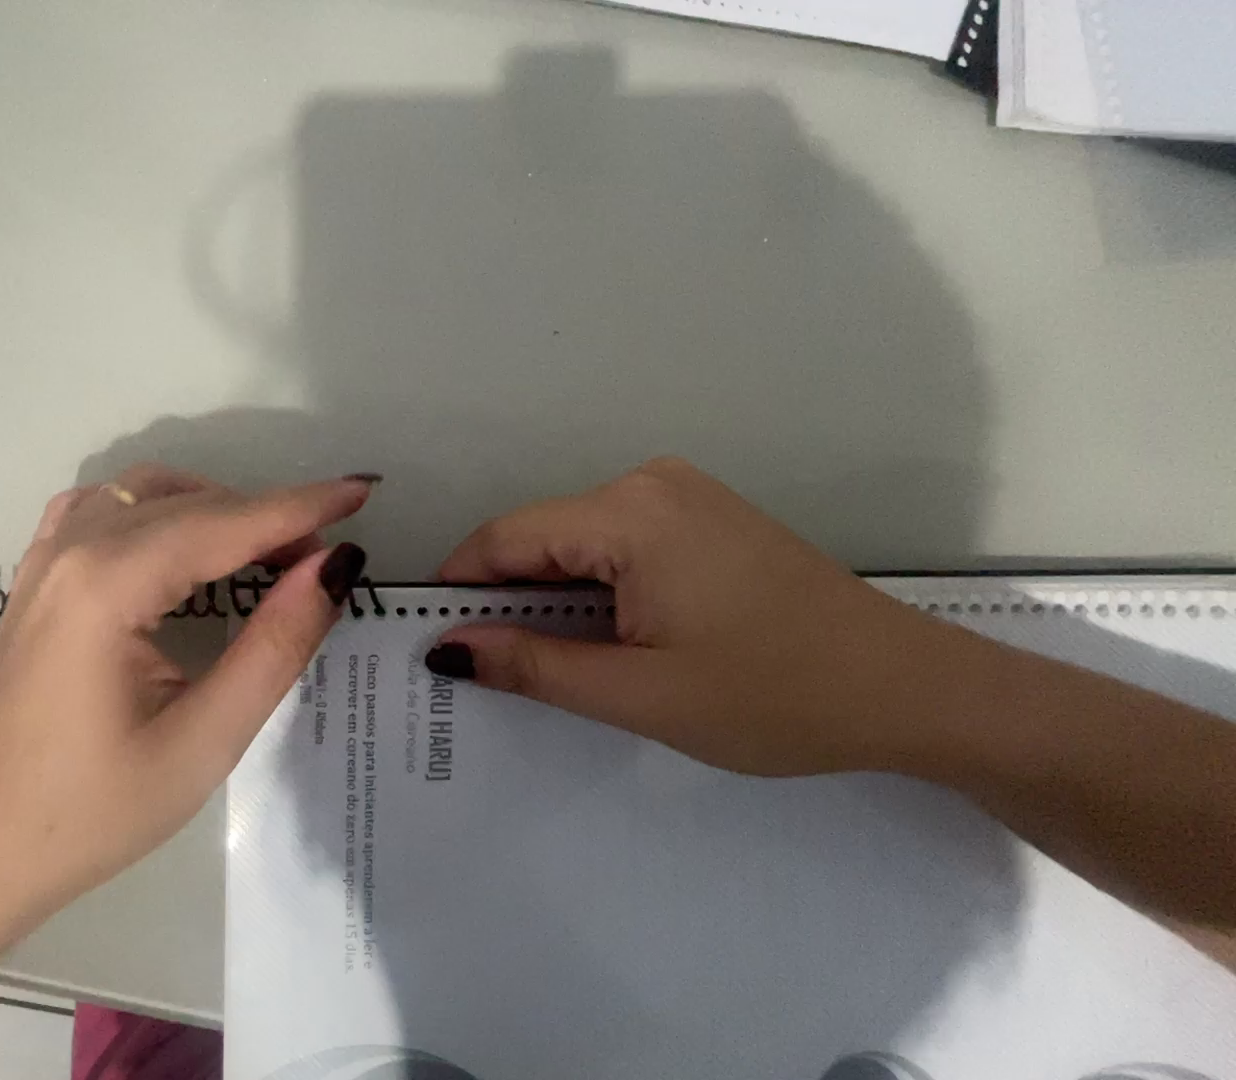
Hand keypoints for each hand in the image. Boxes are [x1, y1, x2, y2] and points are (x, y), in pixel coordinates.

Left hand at [0, 465, 373, 931]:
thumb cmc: (95, 812)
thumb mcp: (204, 740)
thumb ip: (274, 646)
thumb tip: (334, 568)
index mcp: (106, 586)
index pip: (224, 524)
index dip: (300, 506)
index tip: (361, 492)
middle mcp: (70, 551)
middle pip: (188, 503)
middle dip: (265, 516)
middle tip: (324, 561)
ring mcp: (44, 561)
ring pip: (145, 495)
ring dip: (213, 509)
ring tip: (265, 554)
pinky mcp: (36, 580)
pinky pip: (103, 510)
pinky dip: (159, 511)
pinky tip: (182, 546)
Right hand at [431, 457, 947, 776]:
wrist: (914, 693)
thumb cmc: (774, 697)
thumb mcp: (639, 693)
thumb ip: (532, 665)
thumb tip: (446, 651)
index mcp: (630, 514)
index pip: (505, 539)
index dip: (459, 588)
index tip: (436, 642)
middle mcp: (649, 483)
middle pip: (538, 535)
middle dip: (505, 597)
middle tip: (492, 667)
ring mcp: (680, 494)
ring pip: (573, 540)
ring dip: (548, 595)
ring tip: (550, 659)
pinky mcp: (701, 515)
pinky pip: (614, 542)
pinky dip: (589, 585)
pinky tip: (603, 634)